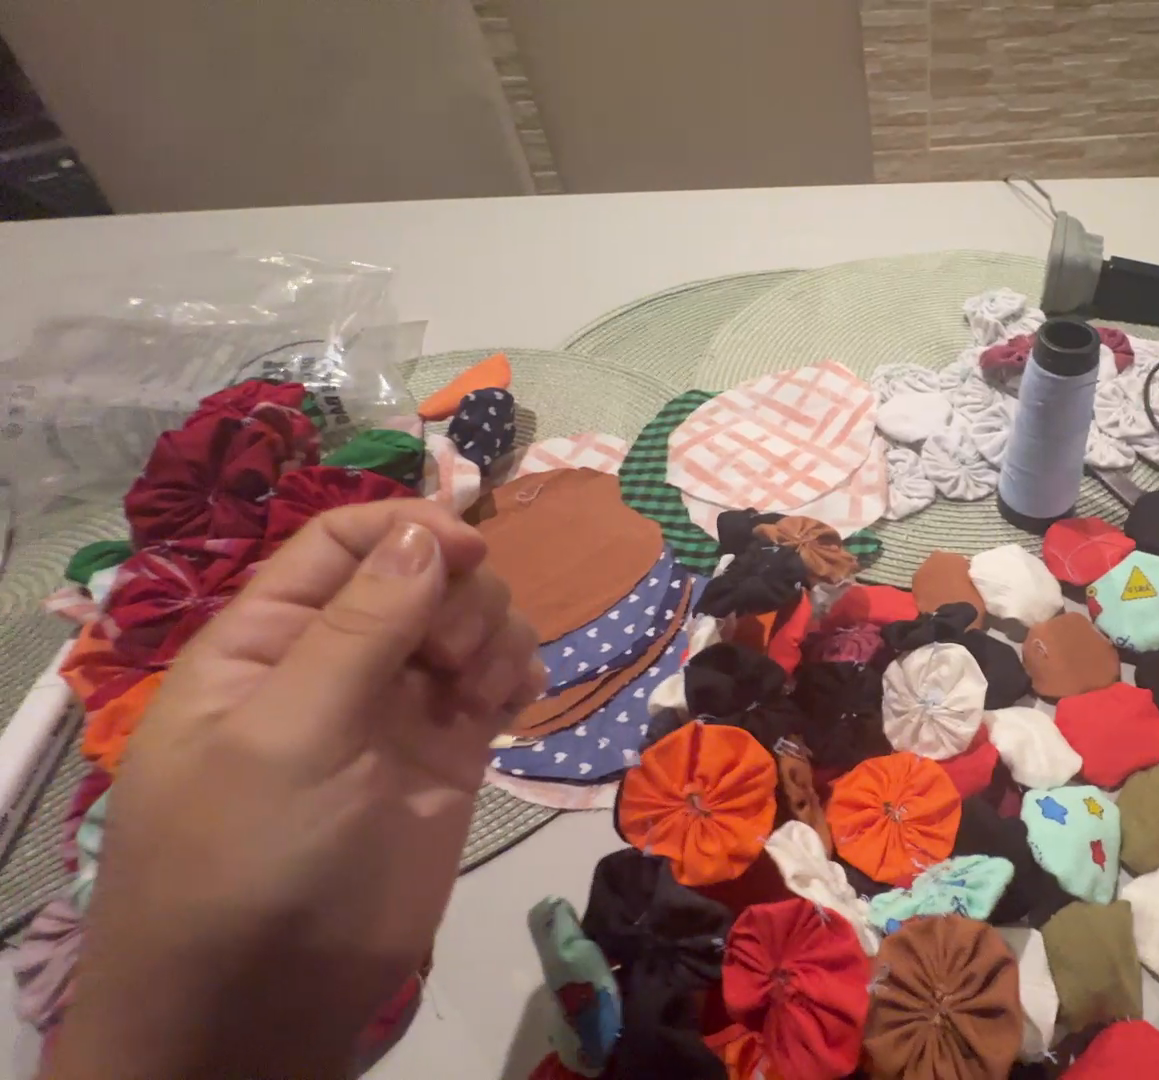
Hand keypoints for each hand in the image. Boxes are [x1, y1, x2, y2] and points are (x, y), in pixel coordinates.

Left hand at [56, 501, 544, 1079]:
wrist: (280, 995)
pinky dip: (521, 672)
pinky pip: (505, 672)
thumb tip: (430, 533)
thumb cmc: (251, 858)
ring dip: (499, 639)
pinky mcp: (457, 740)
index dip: (410, 531)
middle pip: (429, 575)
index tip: (473, 551)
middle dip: (463, 601)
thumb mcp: (289, 734)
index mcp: (270, 641)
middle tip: (457, 662)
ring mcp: (405, 701)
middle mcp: (342, 658)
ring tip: (486, 694)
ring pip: (477, 620)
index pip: (343, 543)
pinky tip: (516, 703)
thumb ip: (362, 628)